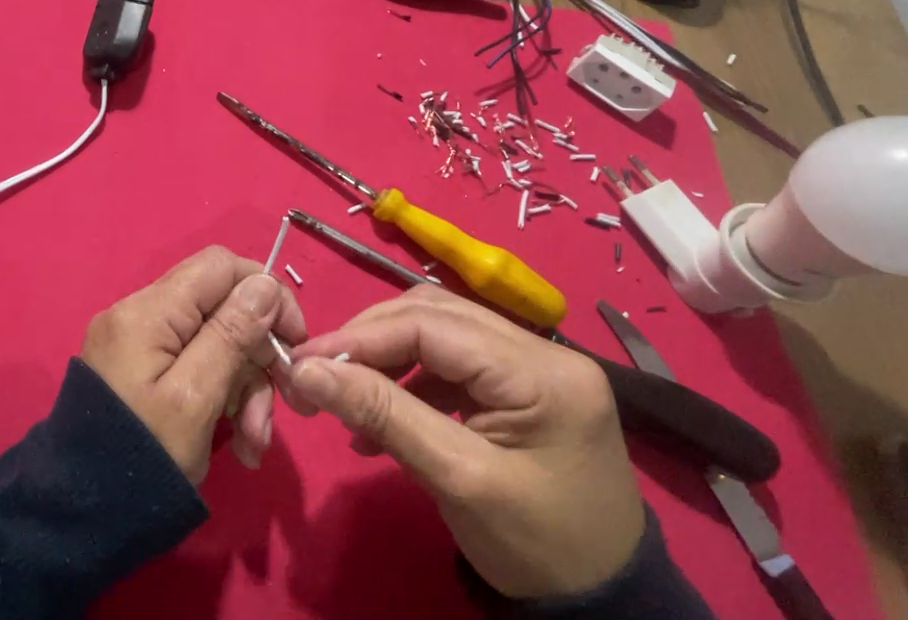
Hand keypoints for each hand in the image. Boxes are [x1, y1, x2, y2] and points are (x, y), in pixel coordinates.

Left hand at [82, 247, 306, 482]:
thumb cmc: (144, 456)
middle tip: (288, 409)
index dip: (266, 294)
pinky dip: (220, 400)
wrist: (82, 513)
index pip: (219, 267)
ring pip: (214, 345)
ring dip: (245, 391)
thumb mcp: (197, 398)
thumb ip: (231, 336)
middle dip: (258, 359)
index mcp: (149, 312)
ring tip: (254, 446)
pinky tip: (239, 445)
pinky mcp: (140, 372)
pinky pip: (193, 369)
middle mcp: (140, 315)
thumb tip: (265, 283)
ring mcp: (138, 345)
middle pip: (221, 310)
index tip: (295, 342)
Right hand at [280, 285, 644, 599]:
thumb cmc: (538, 546)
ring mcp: (537, 367)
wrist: (604, 603)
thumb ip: (382, 414)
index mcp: (542, 371)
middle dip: (367, 341)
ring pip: (438, 333)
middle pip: (433, 316)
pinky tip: (382, 420)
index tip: (302, 361)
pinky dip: (408, 381)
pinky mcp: (524, 387)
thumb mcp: (457, 479)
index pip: (432, 326)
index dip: (360, 338)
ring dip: (385, 358)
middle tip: (315, 374)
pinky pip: (451, 363)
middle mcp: (545, 352)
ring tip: (344, 397)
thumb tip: (304, 370)